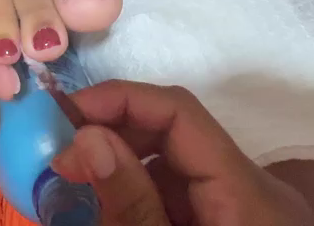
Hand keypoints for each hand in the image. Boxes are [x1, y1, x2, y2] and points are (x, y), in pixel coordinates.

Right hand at [51, 82, 313, 225]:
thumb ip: (131, 204)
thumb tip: (86, 135)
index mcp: (250, 196)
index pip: (180, 113)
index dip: (120, 99)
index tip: (65, 117)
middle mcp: (253, 193)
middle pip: (175, 134)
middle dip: (113, 133)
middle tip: (59, 154)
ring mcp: (243, 214)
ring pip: (172, 165)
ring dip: (120, 164)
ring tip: (71, 182)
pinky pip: (179, 196)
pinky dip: (139, 195)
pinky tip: (104, 210)